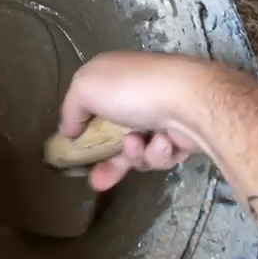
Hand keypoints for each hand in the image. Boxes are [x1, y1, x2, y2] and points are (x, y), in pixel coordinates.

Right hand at [57, 51, 222, 191]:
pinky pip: (160, 155)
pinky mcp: (181, 137)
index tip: (75, 149)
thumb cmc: (130, 90)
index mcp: (111, 77)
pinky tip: (162, 142)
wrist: (190, 101)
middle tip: (98, 181)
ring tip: (139, 145)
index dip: (82, 127)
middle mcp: (134, 94)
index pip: (91, 104)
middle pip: (113, 134)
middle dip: (107, 159)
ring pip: (137, 150)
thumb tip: (68, 130)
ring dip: (134, 153)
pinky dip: (158, 152)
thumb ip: (70, 110)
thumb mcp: (84, 89)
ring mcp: (159, 115)